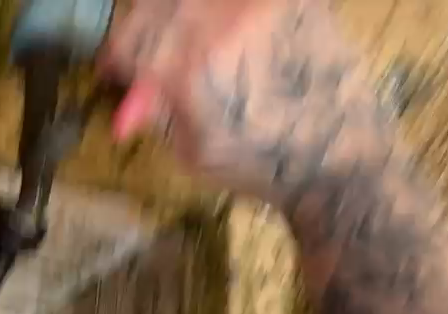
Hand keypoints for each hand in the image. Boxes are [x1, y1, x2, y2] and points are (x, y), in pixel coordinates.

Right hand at [100, 0, 392, 206]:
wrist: (337, 147)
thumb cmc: (261, 162)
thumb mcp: (194, 151)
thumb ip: (161, 114)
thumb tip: (128, 105)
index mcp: (195, 67)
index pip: (133, 45)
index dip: (115, 60)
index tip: (110, 72)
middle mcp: (227, 19)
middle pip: (158, 8)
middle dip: (139, 31)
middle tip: (133, 56)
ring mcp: (260, 0)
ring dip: (170, 16)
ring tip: (167, 42)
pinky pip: (230, 0)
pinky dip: (209, 14)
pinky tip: (206, 30)